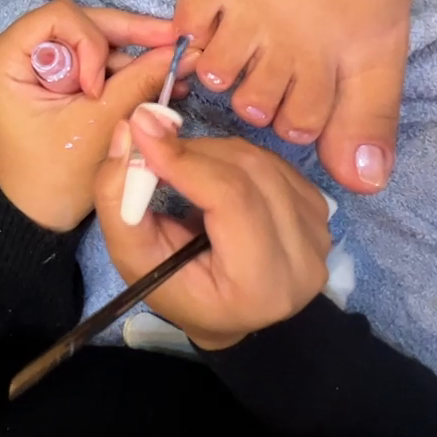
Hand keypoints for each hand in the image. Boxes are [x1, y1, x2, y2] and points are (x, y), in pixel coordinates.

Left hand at [0, 0, 190, 231]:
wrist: (37, 216)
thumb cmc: (52, 176)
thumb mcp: (95, 129)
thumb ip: (135, 85)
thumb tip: (180, 52)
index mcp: (6, 58)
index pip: (59, 17)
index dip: (91, 41)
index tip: (99, 87)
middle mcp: (18, 50)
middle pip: (80, 23)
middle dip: (127, 37)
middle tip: (175, 42)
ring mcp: (38, 63)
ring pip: (93, 40)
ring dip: (131, 57)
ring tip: (174, 75)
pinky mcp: (57, 78)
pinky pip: (94, 61)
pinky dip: (124, 72)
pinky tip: (159, 82)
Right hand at [94, 110, 331, 349]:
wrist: (223, 310)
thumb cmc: (174, 288)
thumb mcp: (130, 256)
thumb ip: (117, 197)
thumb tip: (129, 128)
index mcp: (261, 285)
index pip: (231, 198)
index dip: (184, 157)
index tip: (140, 126)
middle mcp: (304, 260)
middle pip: (247, 171)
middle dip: (190, 149)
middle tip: (151, 146)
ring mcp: (319, 233)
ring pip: (258, 158)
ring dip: (208, 150)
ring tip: (178, 167)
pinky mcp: (318, 209)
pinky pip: (270, 158)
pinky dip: (230, 154)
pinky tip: (211, 172)